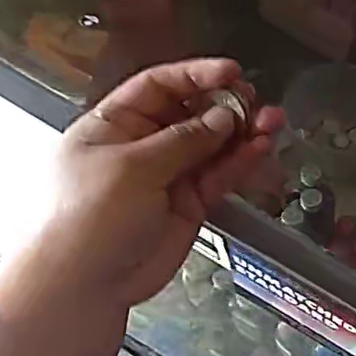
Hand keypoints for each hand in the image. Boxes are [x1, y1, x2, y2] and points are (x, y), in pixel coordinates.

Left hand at [20, 58, 282, 307]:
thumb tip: (222, 117)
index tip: (230, 71)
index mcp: (114, 124)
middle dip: (223, 104)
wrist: (84, 284)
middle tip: (253, 99)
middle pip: (190, 113)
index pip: (158, 86)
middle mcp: (142, 145)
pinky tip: (260, 148)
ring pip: (212, 145)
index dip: (195, 76)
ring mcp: (167, 175)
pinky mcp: (189, 203)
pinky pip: (219, 175)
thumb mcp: (132, 167)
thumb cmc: (88, 217)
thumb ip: (183, 140)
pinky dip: (240, 162)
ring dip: (242, 132)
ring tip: (271, 121)